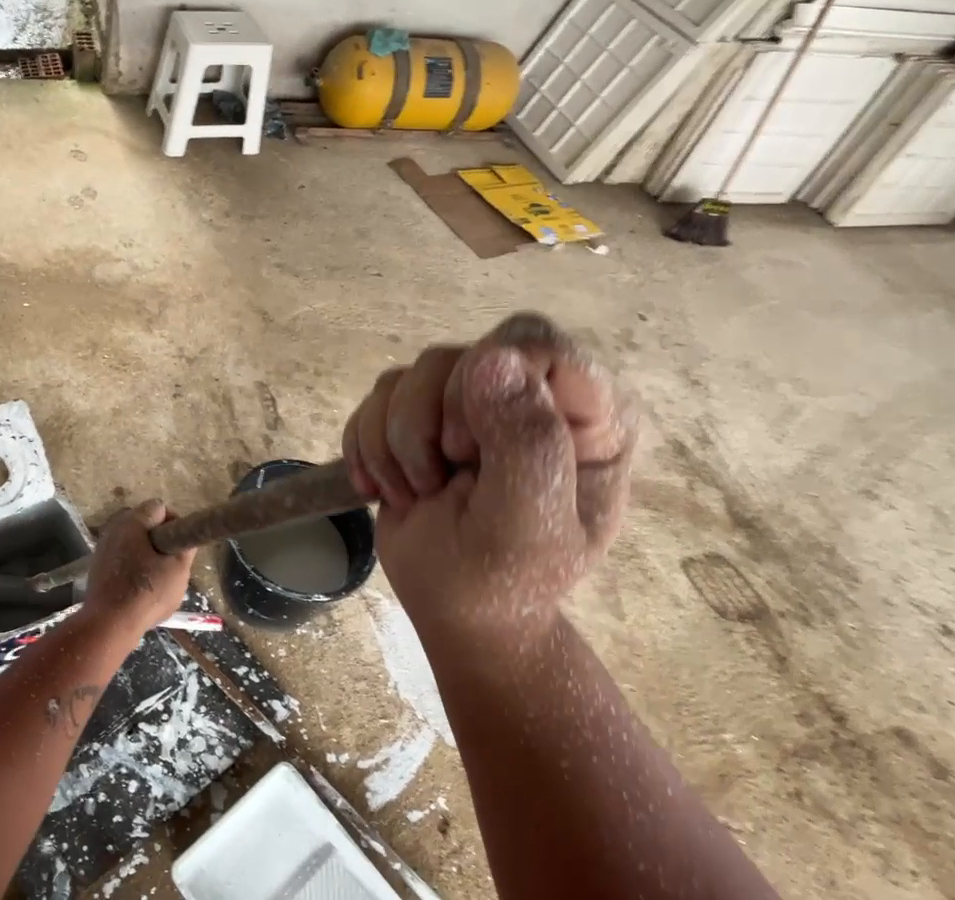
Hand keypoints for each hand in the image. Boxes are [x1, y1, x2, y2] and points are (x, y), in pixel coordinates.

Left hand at [79, 500, 196, 637]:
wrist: (109, 623)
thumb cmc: (147, 593)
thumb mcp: (178, 570)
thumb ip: (185, 547)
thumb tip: (185, 538)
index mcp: (131, 522)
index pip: (159, 507)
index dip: (175, 522)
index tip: (181, 543)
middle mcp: (113, 528)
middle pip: (143, 522)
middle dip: (160, 537)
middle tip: (171, 560)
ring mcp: (102, 546)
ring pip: (131, 540)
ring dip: (146, 551)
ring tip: (157, 575)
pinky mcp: (97, 564)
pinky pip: (121, 555)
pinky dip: (132, 563)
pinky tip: (139, 584)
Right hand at [341, 313, 637, 646]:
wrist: (456, 611)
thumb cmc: (503, 582)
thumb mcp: (526, 526)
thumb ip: (524, 443)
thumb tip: (492, 357)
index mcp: (587, 416)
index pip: (536, 342)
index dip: (485, 385)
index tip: (467, 451)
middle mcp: (531, 396)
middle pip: (458, 356)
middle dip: (427, 424)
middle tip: (441, 482)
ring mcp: (471, 403)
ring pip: (408, 375)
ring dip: (394, 444)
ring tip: (415, 495)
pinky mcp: (421, 416)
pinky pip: (376, 397)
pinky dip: (367, 446)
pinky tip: (385, 488)